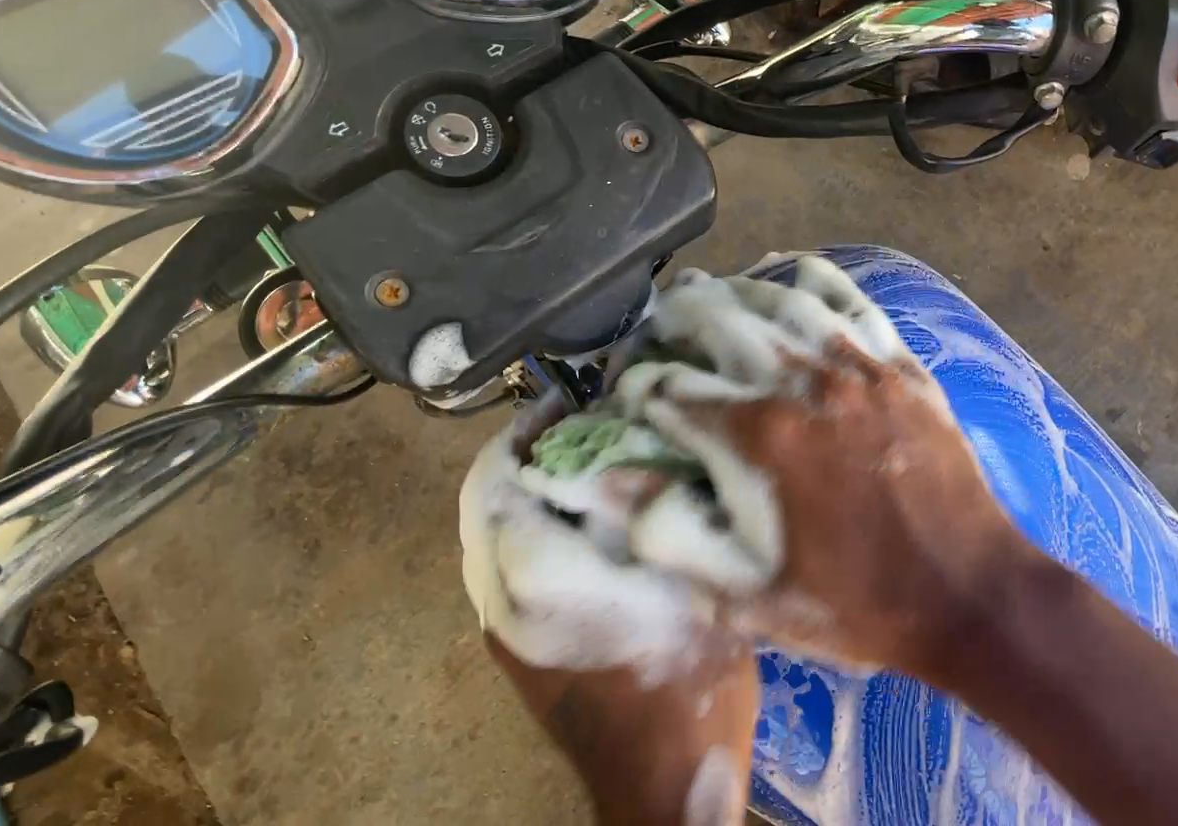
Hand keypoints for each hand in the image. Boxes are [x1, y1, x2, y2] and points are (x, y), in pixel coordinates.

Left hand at [460, 401, 754, 824]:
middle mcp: (500, 601)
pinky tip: (602, 518)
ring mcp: (505, 630)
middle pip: (489, 504)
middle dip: (533, 453)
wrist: (663, 780)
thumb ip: (659, 513)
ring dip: (538, 487)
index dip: (526, 430)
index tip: (572, 397)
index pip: (495, 482)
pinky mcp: (521, 648)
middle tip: (594, 420)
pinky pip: (513, 562)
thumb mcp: (689, 582)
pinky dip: (544, 523)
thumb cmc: (684, 680)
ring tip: (600, 457)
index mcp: (531, 579)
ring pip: (498, 534)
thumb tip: (643, 448)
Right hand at [617, 257, 1039, 678]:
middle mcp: (810, 385)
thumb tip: (607, 483)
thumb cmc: (855, 604)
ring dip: (746, 292)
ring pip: (791, 304)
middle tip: (665, 315)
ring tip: (720, 290)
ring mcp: (865, 371)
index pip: (679, 390)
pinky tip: (800, 276)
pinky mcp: (906, 371)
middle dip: (685, 315)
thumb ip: (674, 535)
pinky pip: (858, 308)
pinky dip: (822, 285)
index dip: (644, 388)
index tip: (633, 393)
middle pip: (730, 325)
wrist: (966, 593)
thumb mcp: (752, 595)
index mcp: (763, 437)